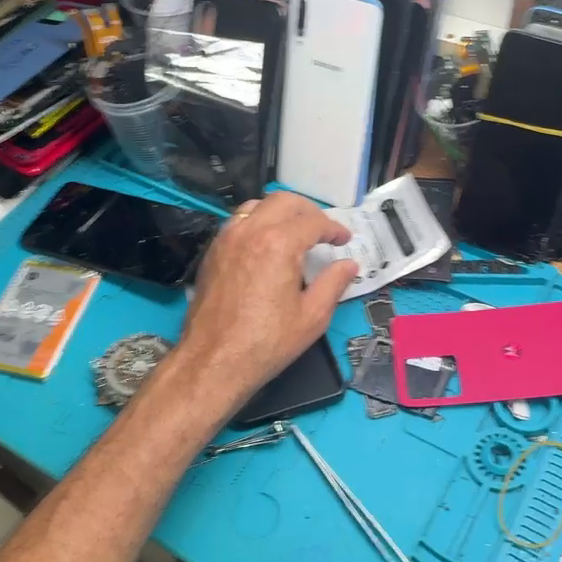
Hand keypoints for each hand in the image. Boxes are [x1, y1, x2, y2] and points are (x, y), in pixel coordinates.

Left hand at [177, 193, 358, 400]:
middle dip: (308, 211)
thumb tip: (349, 266)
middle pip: (283, 201)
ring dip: (280, 212)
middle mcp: (250, 231)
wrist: (213, 361)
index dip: (334, 228)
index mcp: (278, 244)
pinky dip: (257, 222)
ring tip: (295, 232)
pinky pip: (237, 222)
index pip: (313, 221)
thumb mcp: (312, 317)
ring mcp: (226, 239)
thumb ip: (333, 284)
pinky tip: (266, 245)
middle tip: (323, 230)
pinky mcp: (212, 252)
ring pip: (256, 206)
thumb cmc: (266, 343)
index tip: (344, 240)